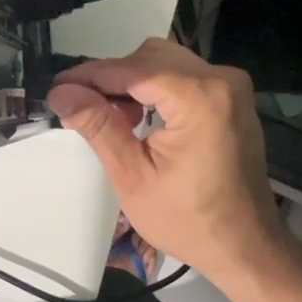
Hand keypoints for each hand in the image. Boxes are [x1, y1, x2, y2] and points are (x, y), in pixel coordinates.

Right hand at [49, 39, 286, 283]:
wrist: (244, 244)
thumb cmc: (188, 220)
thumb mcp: (133, 177)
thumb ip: (99, 126)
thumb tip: (62, 92)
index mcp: (200, 99)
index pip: (133, 70)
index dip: (91, 75)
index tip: (57, 86)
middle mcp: (221, 80)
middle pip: (150, 57)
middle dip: (111, 76)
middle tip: (79, 104)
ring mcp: (232, 85)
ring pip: (166, 61)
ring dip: (132, 80)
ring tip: (108, 114)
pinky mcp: (232, 96)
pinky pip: (184, 75)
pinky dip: (155, 87)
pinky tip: (137, 115)